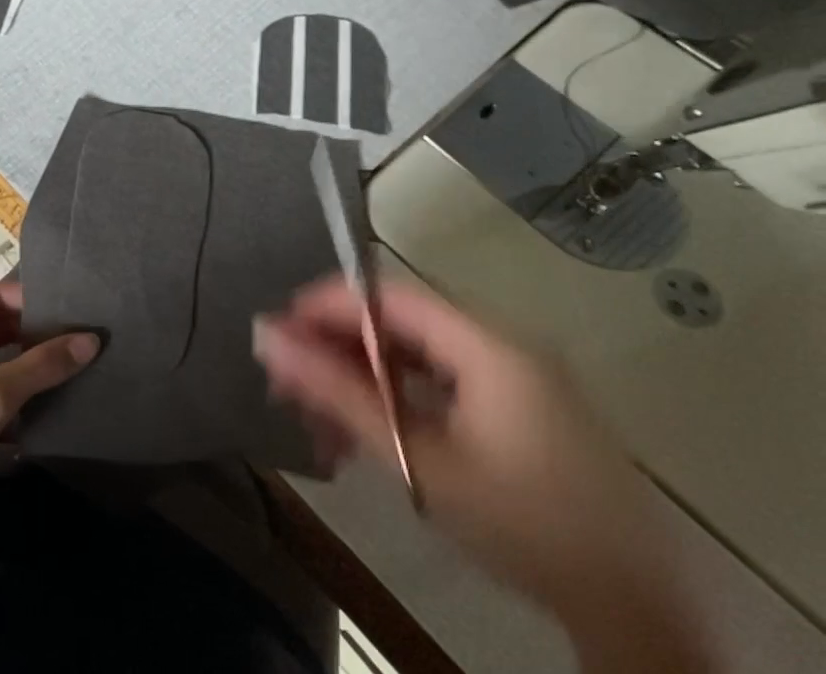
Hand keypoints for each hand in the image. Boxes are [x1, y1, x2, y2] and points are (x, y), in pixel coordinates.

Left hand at [0, 280, 98, 556]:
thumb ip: (41, 366)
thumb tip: (90, 339)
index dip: (32, 299)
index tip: (77, 310)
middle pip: (0, 329)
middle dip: (40, 335)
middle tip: (90, 342)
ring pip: (2, 365)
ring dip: (36, 370)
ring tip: (88, 371)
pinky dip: (26, 401)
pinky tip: (63, 410)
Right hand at [253, 277, 673, 615]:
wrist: (633, 604)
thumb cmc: (521, 522)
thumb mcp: (417, 456)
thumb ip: (337, 392)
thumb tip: (265, 336)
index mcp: (490, 347)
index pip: (388, 296)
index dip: (324, 306)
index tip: (274, 334)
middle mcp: (506, 348)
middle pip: (399, 324)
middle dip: (335, 350)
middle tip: (286, 386)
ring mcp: (518, 380)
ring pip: (415, 357)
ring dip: (360, 379)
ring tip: (317, 421)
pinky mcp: (521, 411)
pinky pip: (440, 383)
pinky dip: (395, 399)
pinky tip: (364, 435)